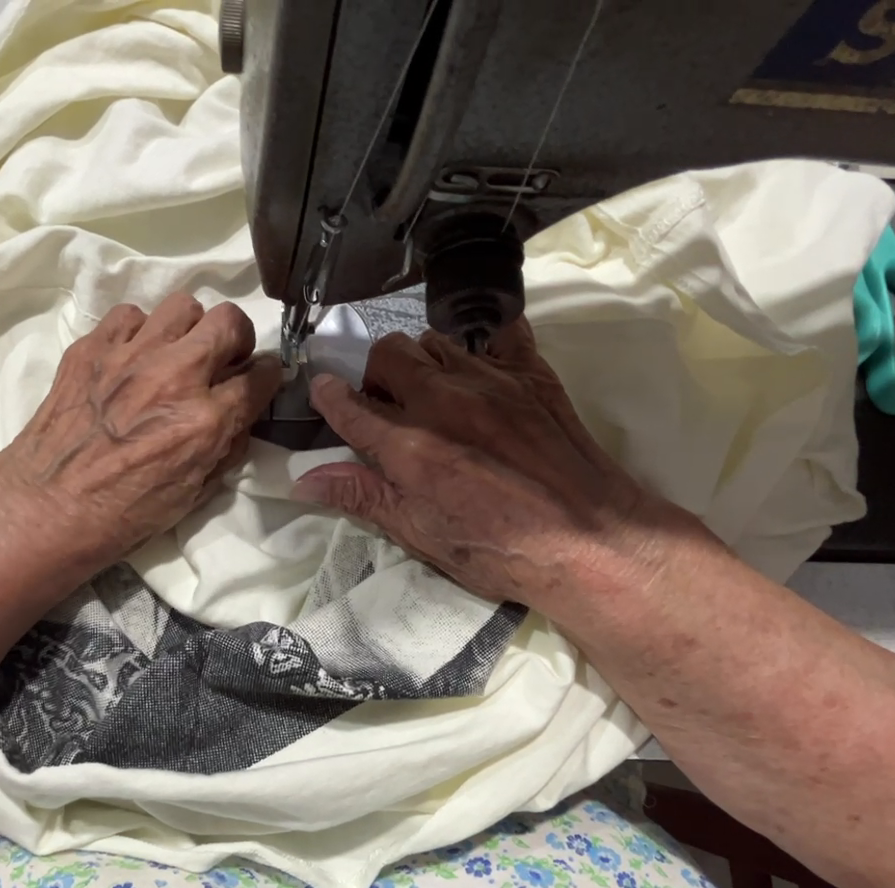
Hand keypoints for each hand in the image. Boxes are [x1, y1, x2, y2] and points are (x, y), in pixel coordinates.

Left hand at [0, 294, 281, 569]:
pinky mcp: (92, 347)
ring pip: (183, 306)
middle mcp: (175, 377)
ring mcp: (131, 356)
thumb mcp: (195, 494)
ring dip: (189, 329)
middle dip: (236, 339)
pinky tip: (132, 358)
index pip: (260, 375)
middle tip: (223, 359)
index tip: (258, 381)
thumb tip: (239, 416)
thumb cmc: (125, 514)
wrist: (50, 506)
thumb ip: (226, 447)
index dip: (267, 377)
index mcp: (205, 421)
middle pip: (229, 321)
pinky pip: (130, 315)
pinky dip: (139, 332)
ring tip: (175, 353)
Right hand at [292, 320, 717, 619]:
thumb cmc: (500, 550)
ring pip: (435, 341)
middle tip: (386, 404)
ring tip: (432, 390)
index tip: (321, 390)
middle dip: (375, 373)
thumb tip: (304, 480)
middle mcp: (443, 401)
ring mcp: (490, 380)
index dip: (328, 396)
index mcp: (409, 446)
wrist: (590, 540)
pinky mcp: (531, 373)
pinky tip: (482, 366)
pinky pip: (499, 331)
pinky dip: (482, 341)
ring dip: (422, 360)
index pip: (350, 406)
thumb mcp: (421, 535)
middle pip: (388, 354)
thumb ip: (363, 497)